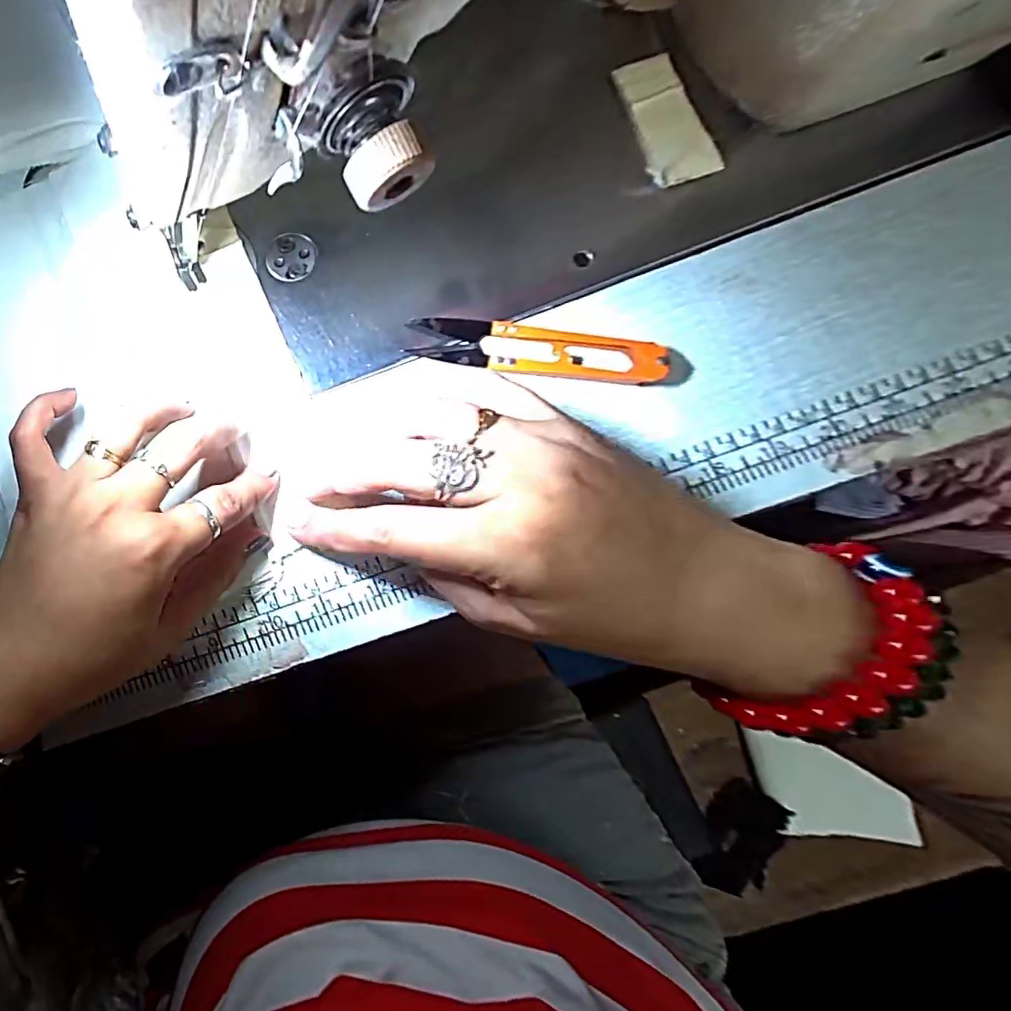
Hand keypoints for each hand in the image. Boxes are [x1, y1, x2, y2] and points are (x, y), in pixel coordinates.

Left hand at [0, 390, 276, 749]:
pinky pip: (31, 438)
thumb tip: (246, 536)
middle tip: (235, 428)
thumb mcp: (167, 631)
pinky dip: (43, 410)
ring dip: (157, 410)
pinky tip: (68, 394)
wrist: (14, 665)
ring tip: (182, 404)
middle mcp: (117, 506)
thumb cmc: (95, 657)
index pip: (219, 504)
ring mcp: (72, 492)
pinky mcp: (35, 492)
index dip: (252, 488)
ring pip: (120, 429)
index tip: (269, 474)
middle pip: (179, 451)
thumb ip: (212, 578)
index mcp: (155, 546)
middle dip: (218, 434)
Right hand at [285, 375, 868, 698]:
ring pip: (436, 410)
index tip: (300, 524)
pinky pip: (485, 387)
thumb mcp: (516, 623)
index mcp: (508, 544)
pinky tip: (408, 401)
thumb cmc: (612, 618)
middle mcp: (519, 478)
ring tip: (352, 443)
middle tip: (310, 482)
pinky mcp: (562, 417)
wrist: (710, 582)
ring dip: (381, 425)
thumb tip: (399, 544)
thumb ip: (446, 578)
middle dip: (343, 472)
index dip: (338, 528)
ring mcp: (541, 437)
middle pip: (404, 459)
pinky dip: (438, 390)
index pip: (396, 527)